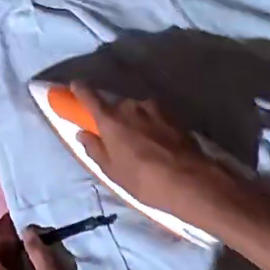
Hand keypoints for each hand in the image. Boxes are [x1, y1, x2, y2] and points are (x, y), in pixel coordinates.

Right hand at [72, 83, 241, 218]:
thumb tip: (83, 134)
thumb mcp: (113, 172)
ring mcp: (156, 109)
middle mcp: (131, 107)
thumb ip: (95, 149)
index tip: (74, 86)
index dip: (80, 89)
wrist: (195, 183)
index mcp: (111, 119)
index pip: (89, 96)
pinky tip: (161, 143)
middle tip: (117, 136)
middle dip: (114, 116)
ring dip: (136, 121)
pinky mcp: (176, 116)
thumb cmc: (146, 181)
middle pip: (116, 106)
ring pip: (138, 110)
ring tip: (143, 143)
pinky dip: (154, 125)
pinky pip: (156, 117)